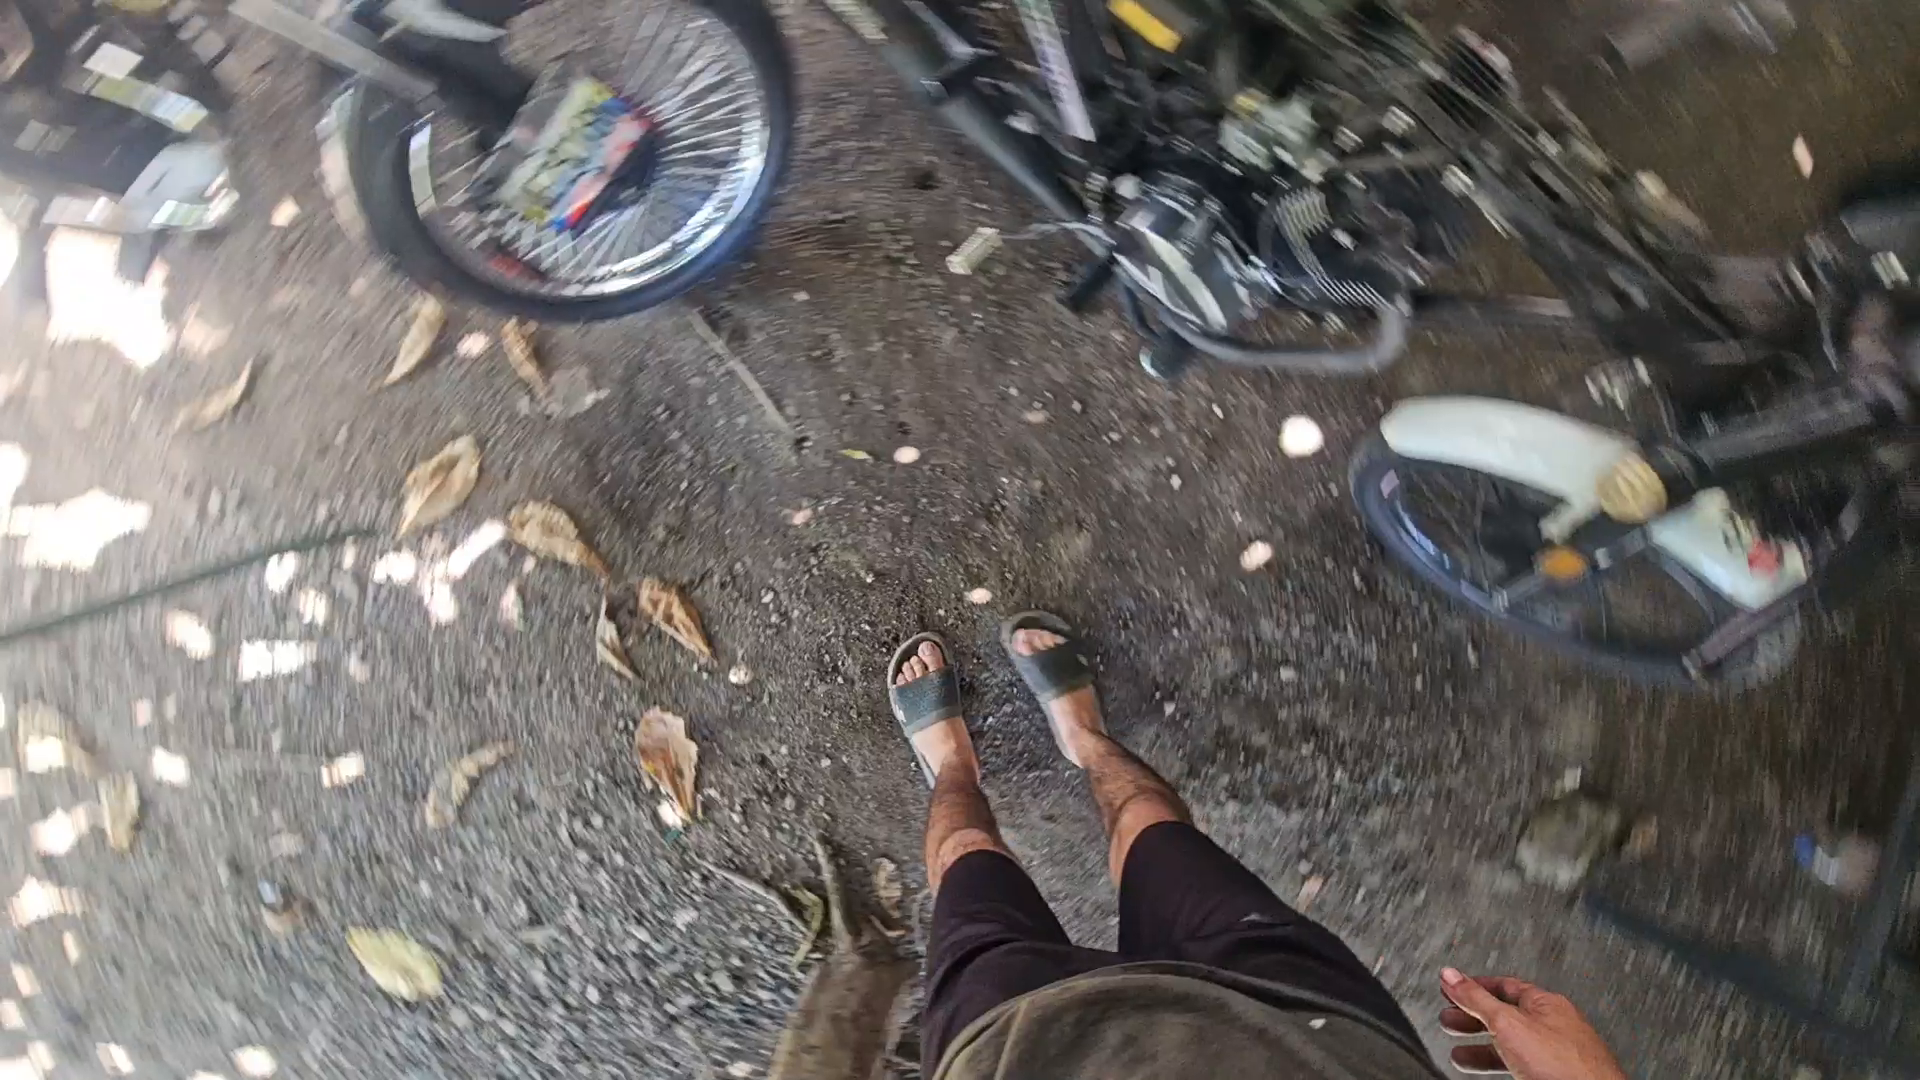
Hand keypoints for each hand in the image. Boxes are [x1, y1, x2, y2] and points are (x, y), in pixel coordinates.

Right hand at [1437, 968, 1628, 1079]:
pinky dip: (1500, 1066)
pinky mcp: (1560, 1079)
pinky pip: (1523, 1066)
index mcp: (1547, 1004)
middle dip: (1472, 1020)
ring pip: (1512, 1045)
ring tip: (1459, 1054)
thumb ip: (1475, 998)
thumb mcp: (1506, 1023)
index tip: (1452, 988)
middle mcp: (1556, 1027)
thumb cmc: (1565, 1069)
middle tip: (1449, 1020)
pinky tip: (1489, 1070)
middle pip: (1504, 1016)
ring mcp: (1561, 1056)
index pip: (1502, 985)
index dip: (1473, 987)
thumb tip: (1450, 974)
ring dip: (1481, 1048)